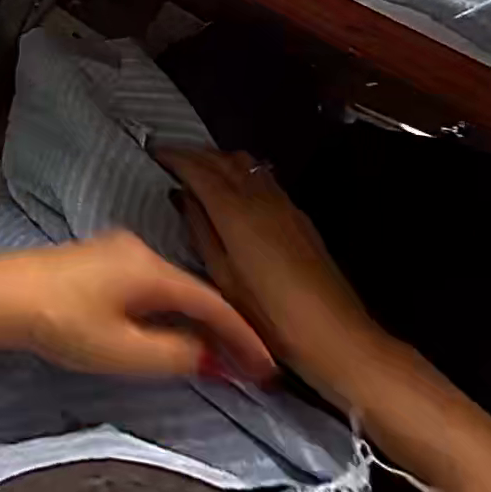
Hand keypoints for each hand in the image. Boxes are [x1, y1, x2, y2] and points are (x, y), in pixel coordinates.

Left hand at [0, 231, 275, 381]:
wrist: (2, 292)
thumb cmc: (64, 322)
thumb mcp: (128, 351)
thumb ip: (179, 353)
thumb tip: (212, 353)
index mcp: (149, 266)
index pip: (213, 302)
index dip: (245, 337)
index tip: (270, 371)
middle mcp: (135, 247)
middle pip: (192, 288)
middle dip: (222, 327)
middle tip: (250, 367)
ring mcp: (111, 247)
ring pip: (168, 284)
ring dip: (193, 317)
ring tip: (217, 353)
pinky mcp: (94, 256)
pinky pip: (145, 281)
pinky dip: (166, 306)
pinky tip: (169, 326)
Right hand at [156, 147, 385, 396]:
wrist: (339, 338)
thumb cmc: (269, 313)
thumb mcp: (221, 275)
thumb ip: (199, 229)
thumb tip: (182, 195)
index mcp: (234, 210)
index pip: (197, 168)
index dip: (172, 156)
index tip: (151, 153)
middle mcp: (259, 197)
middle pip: (220, 158)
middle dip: (191, 153)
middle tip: (166, 157)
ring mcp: (283, 204)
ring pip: (244, 162)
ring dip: (216, 158)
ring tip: (195, 168)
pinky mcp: (297, 216)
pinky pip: (260, 177)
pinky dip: (237, 170)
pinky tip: (230, 187)